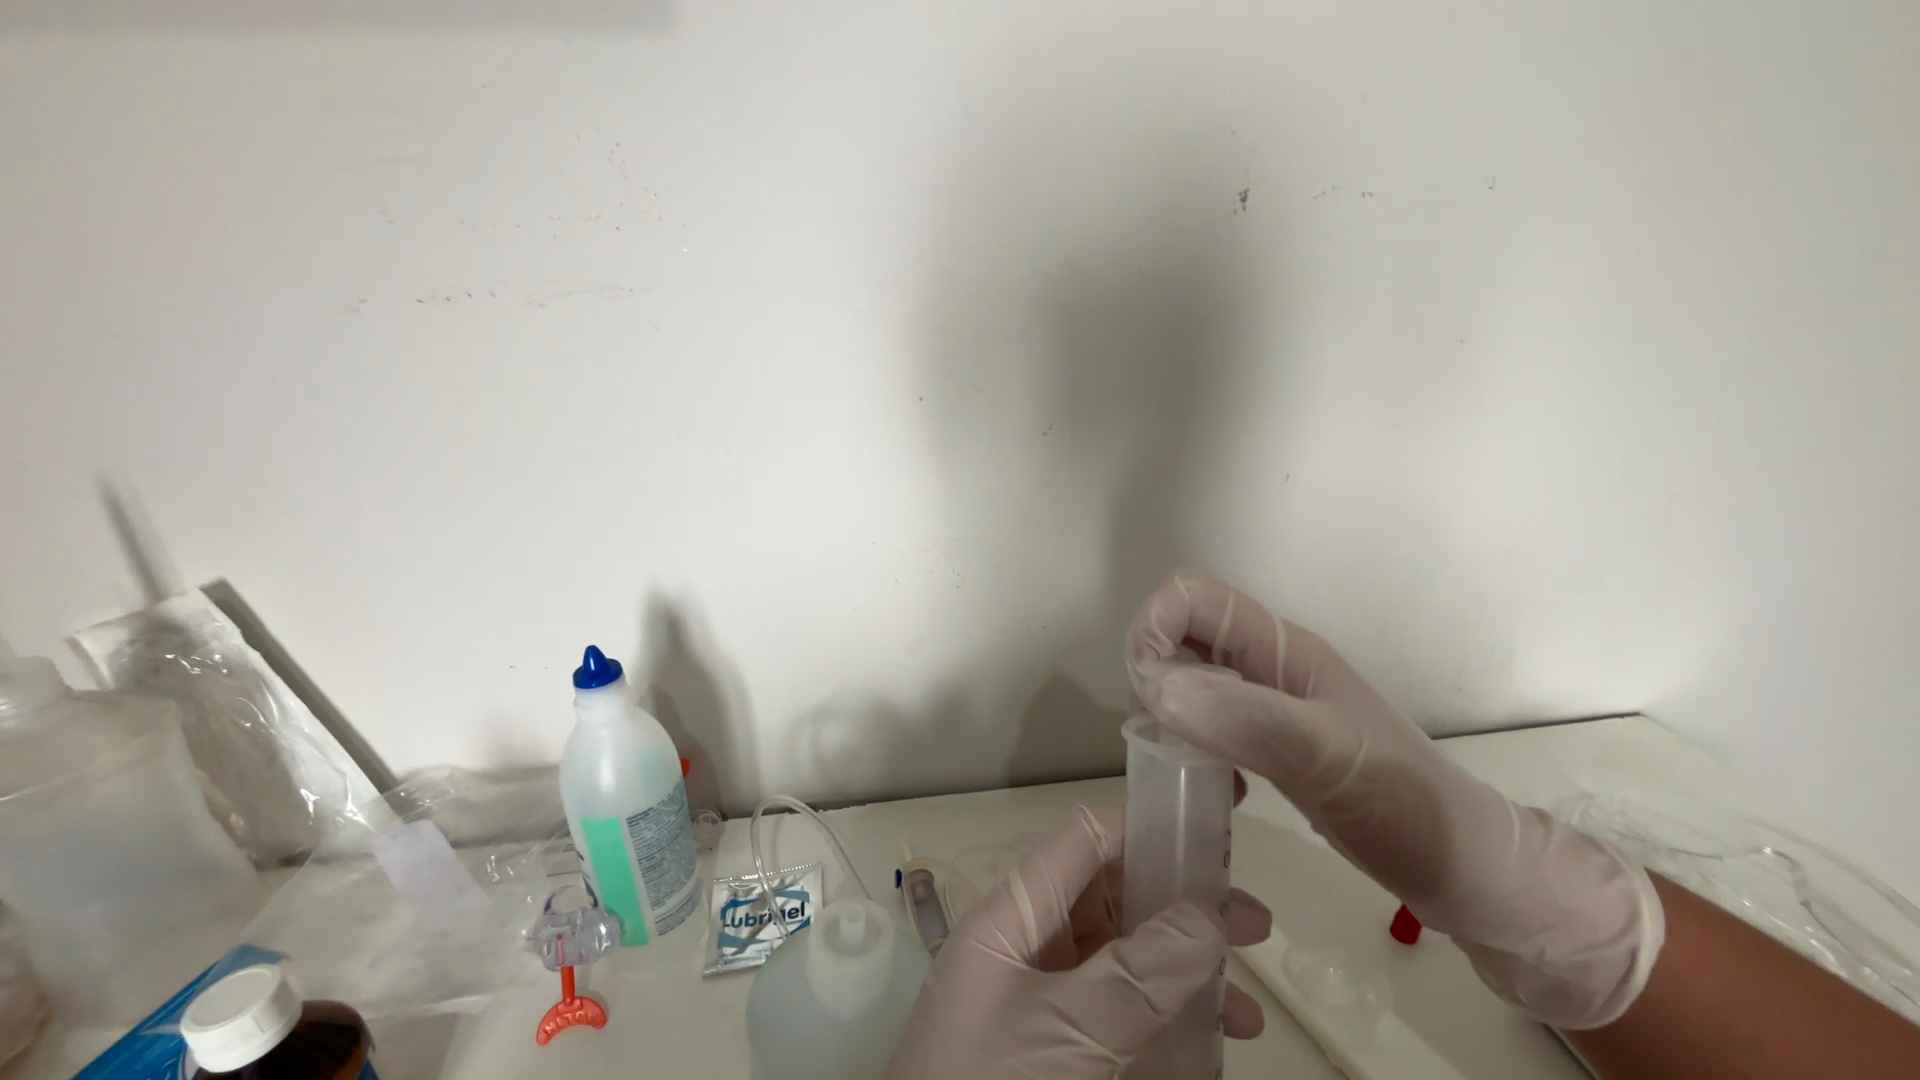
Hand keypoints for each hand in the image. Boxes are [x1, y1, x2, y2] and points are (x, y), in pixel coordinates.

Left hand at [886, 805, 1271, 1078]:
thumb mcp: (1063, 1031)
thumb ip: (1136, 976)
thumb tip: (1206, 918)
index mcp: (1014, 917)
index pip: (1084, 840)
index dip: (1146, 825)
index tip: (1213, 833)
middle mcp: (1030, 947)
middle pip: (1114, 899)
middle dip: (1183, 907)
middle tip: (1253, 926)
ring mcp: (1044, 1001)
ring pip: (1127, 962)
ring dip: (1188, 976)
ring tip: (1247, 1008)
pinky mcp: (1059, 1050)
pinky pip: (1125, 1017)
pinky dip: (1171, 1024)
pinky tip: (1217, 1043)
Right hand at [1127, 570, 1663, 1029]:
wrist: (1464, 869)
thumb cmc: (1403, 805)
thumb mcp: (1324, 757)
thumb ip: (1243, 718)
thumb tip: (1154, 684)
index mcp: (1284, 650)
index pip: (1192, 597)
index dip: (1154, 627)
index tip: (1148, 694)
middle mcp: (1271, 667)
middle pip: (1182, 635)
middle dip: (1154, 676)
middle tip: (1167, 741)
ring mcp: (1272, 707)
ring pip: (1190, 682)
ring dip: (1170, 717)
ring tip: (1188, 769)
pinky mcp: (1272, 743)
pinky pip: (1209, 726)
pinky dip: (1194, 749)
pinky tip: (1219, 790)